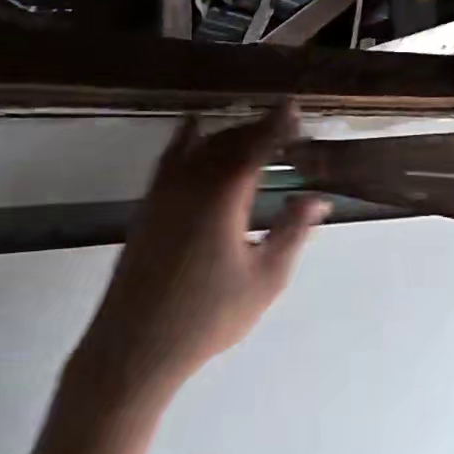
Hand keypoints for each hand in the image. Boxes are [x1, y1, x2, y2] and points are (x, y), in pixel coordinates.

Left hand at [78, 104, 329, 396]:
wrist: (135, 346)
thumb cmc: (208, 316)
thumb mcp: (265, 278)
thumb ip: (292, 232)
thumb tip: (317, 198)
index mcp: (222, 196)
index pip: (255, 145)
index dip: (277, 123)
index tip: (294, 106)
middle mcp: (190, 183)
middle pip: (228, 140)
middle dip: (257, 127)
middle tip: (283, 125)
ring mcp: (163, 192)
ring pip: (199, 146)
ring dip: (228, 133)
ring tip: (252, 134)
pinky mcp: (148, 206)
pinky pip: (172, 156)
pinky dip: (189, 139)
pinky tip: (194, 132)